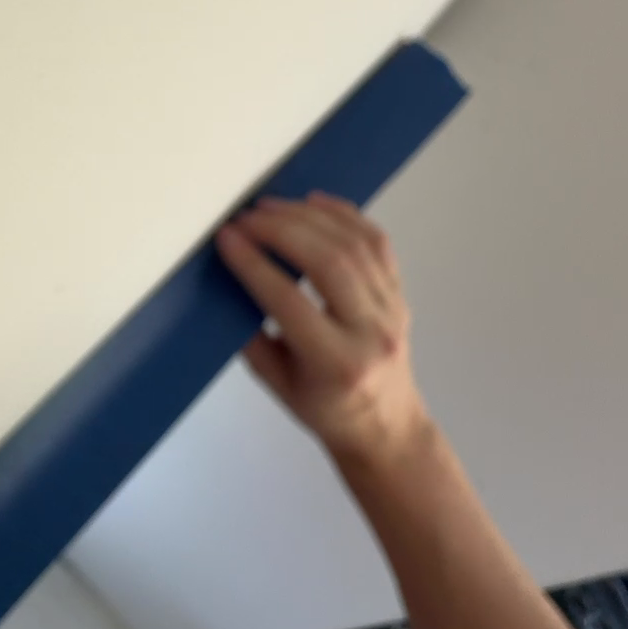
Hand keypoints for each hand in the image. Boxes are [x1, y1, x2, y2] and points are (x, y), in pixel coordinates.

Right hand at [215, 192, 431, 464]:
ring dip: (307, 217)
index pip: (289, 301)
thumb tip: (227, 278)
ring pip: (354, 246)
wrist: (387, 427)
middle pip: (328, 263)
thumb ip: (250, 333)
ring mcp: (393, 309)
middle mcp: (371, 332)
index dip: (254, 264)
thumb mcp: (275, 382)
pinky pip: (377, 242)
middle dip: (281, 230)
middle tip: (246, 217)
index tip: (226, 237)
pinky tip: (314, 201)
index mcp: (336, 363)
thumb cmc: (323, 408)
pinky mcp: (401, 292)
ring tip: (270, 206)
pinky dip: (344, 214)